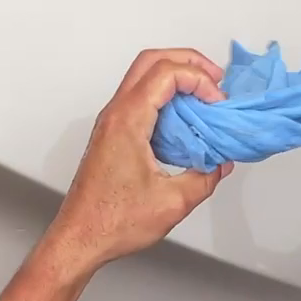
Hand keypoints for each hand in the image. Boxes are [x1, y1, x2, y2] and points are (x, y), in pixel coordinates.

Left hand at [37, 49, 232, 279]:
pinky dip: (164, 98)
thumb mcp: (172, 202)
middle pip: (151, 61)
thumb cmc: (113, 222)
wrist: (80, 238)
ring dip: (175, 78)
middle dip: (188, 63)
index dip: (199, 80)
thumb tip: (220, 165)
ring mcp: (110, 124)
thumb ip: (204, 178)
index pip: (167, 72)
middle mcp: (115, 115)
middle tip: (214, 79)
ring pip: (142, 77)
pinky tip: (183, 122)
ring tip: (202, 97)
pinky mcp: (110, 136)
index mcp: (128, 122)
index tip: (217, 102)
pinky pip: (138, 100)